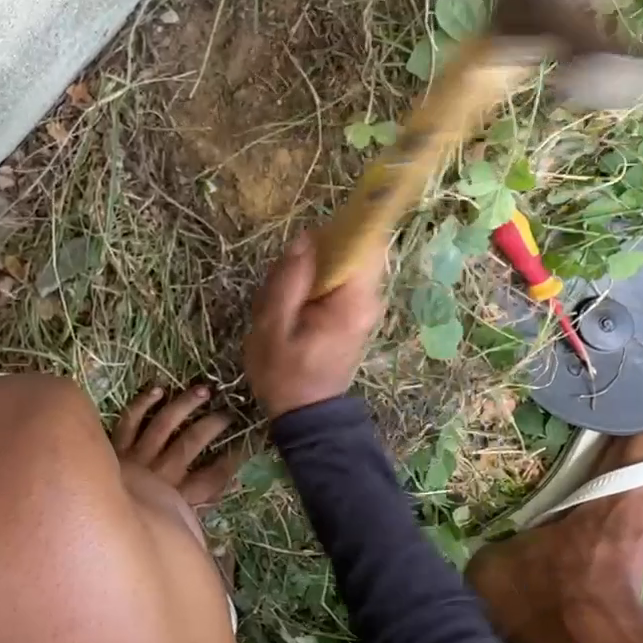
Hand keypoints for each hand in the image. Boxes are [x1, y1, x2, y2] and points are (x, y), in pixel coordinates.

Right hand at [244, 231, 387, 417]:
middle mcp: (369, 299)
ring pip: (339, 262)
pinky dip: (312, 282)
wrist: (306, 416)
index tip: (311, 233)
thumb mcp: (273, 327)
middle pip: (350, 249)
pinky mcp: (354, 310)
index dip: (344, 226)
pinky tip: (290, 306)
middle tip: (282, 279)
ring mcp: (364, 305)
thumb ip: (289, 280)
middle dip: (314, 252)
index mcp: (354, 301)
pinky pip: (336, 278)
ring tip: (282, 298)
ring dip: (309, 269)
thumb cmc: (285, 374)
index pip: (368, 243)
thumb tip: (305, 237)